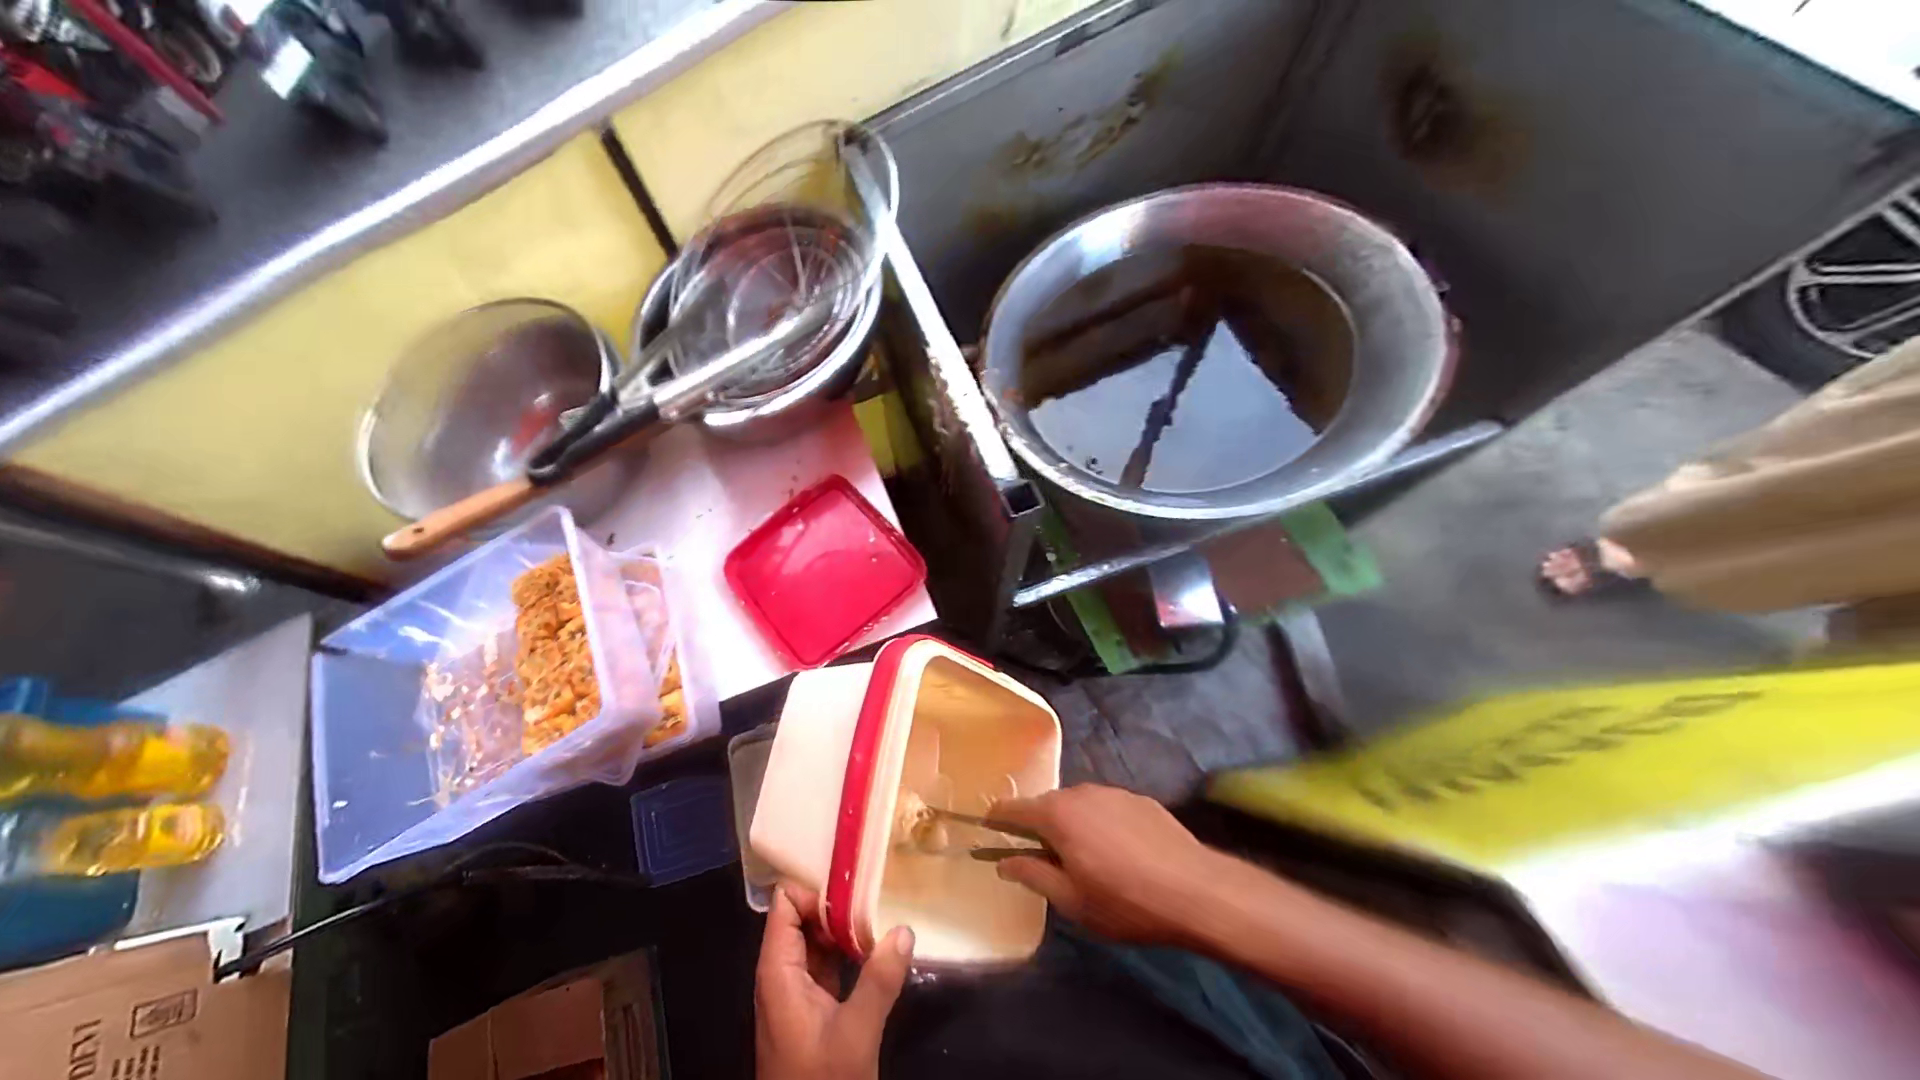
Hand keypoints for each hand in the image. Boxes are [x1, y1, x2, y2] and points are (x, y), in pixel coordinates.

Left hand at [755, 882, 913, 1079]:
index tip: (854, 883)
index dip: (814, 888)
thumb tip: (905, 928)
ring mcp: (796, 991)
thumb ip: (879, 980)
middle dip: (835, 901)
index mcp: (777, 972)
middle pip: (800, 916)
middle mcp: (781, 974)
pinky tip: (877, 943)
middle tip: (876, 888)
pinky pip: (826, 961)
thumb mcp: (855, 1035)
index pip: (785, 904)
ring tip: (881, 906)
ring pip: (815, 939)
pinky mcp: (812, 1007)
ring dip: (844, 924)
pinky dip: (848, 948)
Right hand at [990, 784, 1235, 946]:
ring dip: (1073, 826)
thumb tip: (1004, 862)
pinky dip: (1101, 825)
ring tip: (1088, 861)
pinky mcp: (1140, 799)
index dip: (997, 821)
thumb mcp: (1071, 900)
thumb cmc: (1125, 901)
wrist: (1197, 890)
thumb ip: (1032, 875)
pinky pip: (1106, 808)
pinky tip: (1121, 854)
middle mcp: (1081, 792)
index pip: (1012, 808)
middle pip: (1046, 805)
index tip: (990, 836)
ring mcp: (1113, 792)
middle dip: (1039, 829)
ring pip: (1078, 806)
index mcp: (1057, 814)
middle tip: (1047, 863)